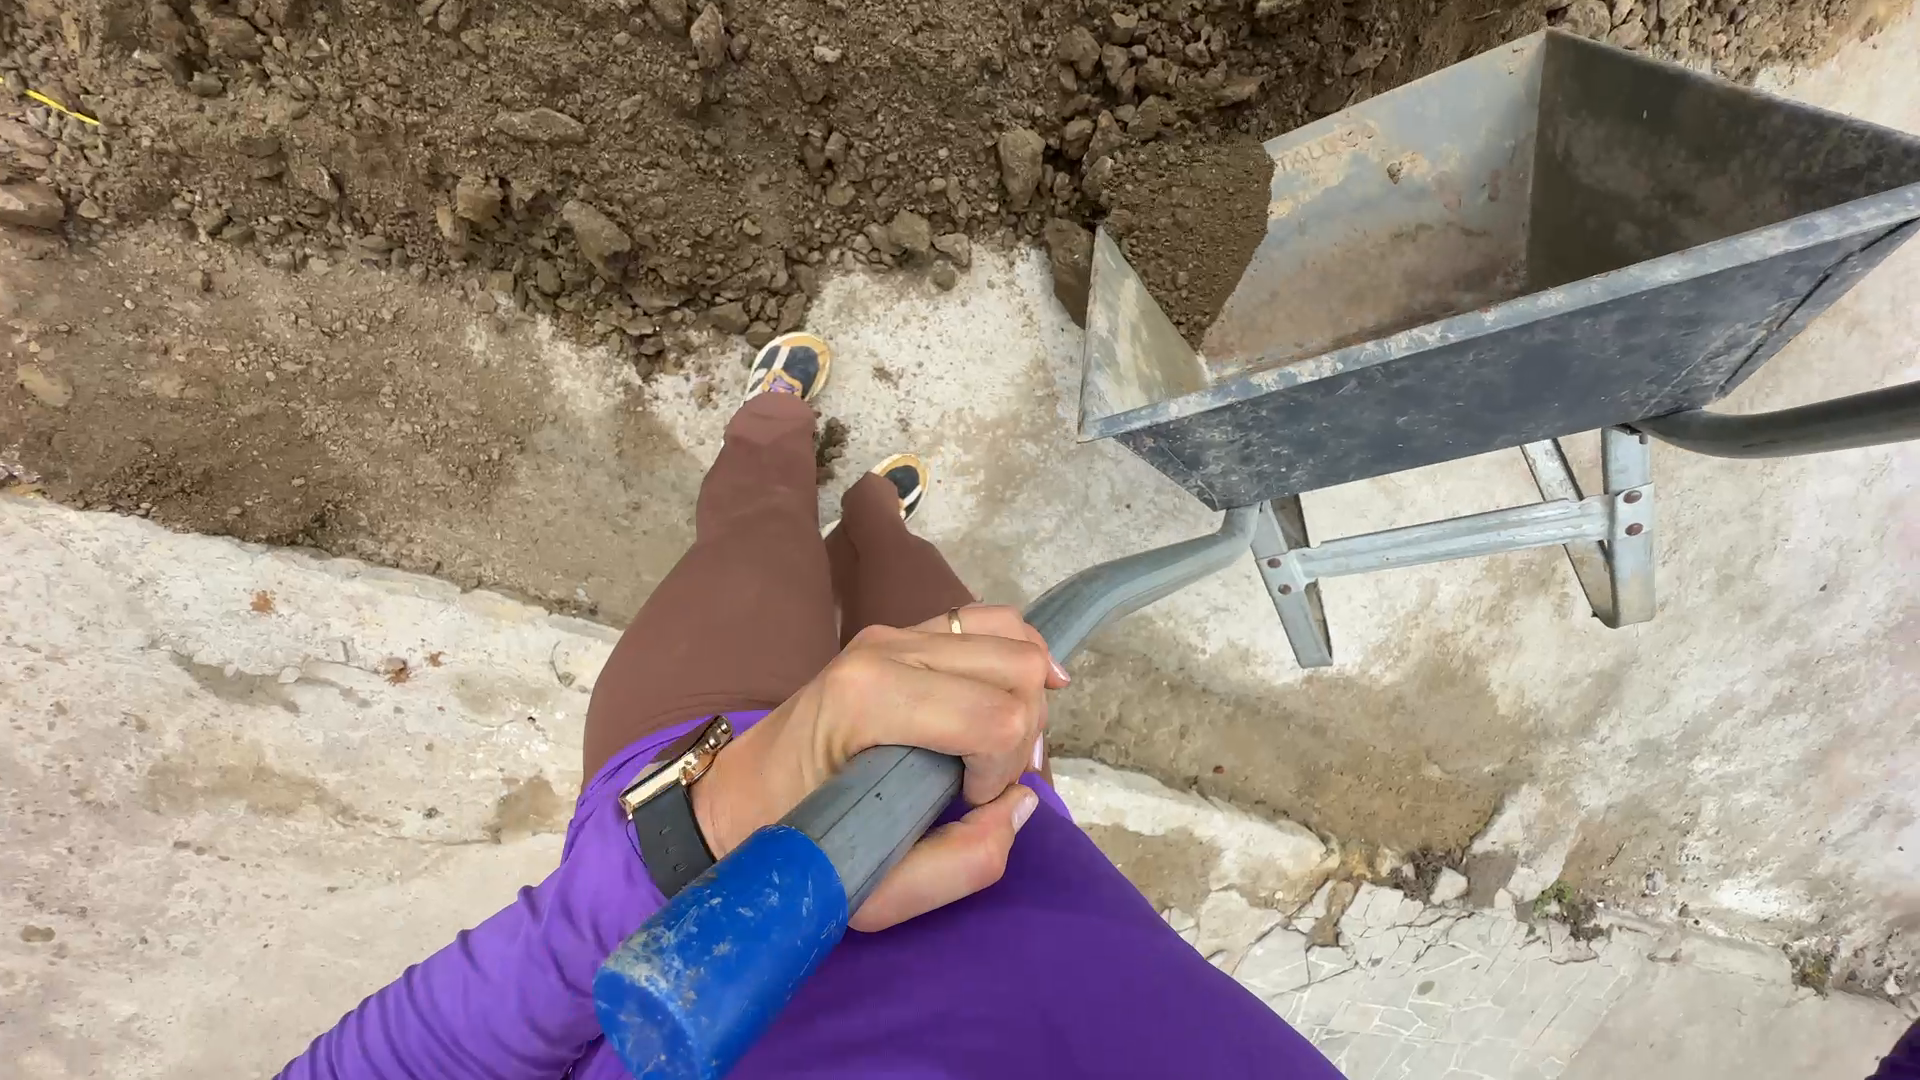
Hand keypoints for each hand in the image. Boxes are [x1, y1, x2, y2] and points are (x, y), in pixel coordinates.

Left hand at [688, 604, 1068, 931]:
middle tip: (985, 781)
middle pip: (1016, 669)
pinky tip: (1025, 693)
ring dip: (1025, 699)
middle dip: (1022, 736)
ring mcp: (894, 631)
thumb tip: (1023, 802)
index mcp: (867, 697)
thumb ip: (961, 863)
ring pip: (1013, 640)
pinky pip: (991, 622)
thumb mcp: (871, 890)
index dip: (1002, 770)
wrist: (740, 794)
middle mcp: (884, 646)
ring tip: (997, 746)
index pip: (995, 716)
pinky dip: (1021, 655)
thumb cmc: (796, 841)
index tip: (966, 803)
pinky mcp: (904, 631)